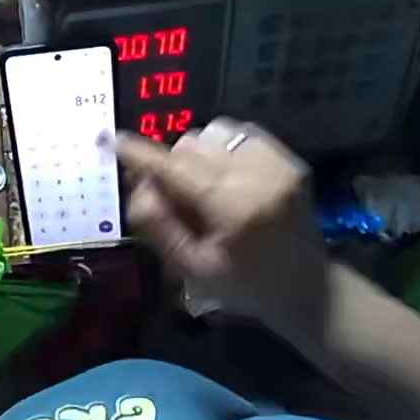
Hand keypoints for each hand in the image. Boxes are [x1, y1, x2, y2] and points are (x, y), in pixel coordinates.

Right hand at [116, 117, 329, 339]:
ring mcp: (279, 163)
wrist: (306, 287)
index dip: (142, 154)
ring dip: (197, 153)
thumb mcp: (190, 266)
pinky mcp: (288, 157)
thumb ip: (157, 224)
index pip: (178, 169)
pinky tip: (224, 175)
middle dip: (171, 163)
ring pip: (213, 132)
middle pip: (192, 144)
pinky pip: (238, 132)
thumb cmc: (242, 285)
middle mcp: (261, 176)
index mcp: (236, 209)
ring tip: (201, 184)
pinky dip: (220, 148)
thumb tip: (136, 184)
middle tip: (169, 193)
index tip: (112, 140)